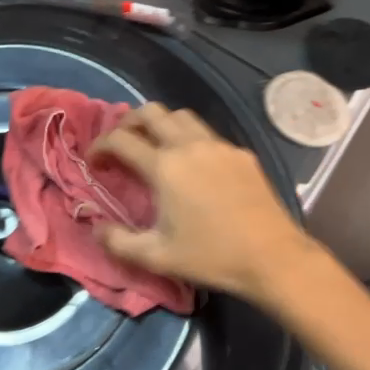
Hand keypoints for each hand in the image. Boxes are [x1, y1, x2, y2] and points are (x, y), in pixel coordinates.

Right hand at [89, 103, 318, 299]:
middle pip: (150, 112)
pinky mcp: (240, 153)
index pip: (120, 140)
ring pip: (181, 115)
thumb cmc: (212, 256)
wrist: (273, 257)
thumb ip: (119, 242)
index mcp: (164, 166)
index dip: (100, 146)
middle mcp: (188, 145)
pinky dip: (190, 138)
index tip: (95, 162)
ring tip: (155, 145)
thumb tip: (96, 228)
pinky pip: (207, 133)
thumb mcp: (158, 257)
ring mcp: (217, 145)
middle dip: (129, 122)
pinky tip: (194, 164)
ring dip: (161, 123)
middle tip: (122, 143)